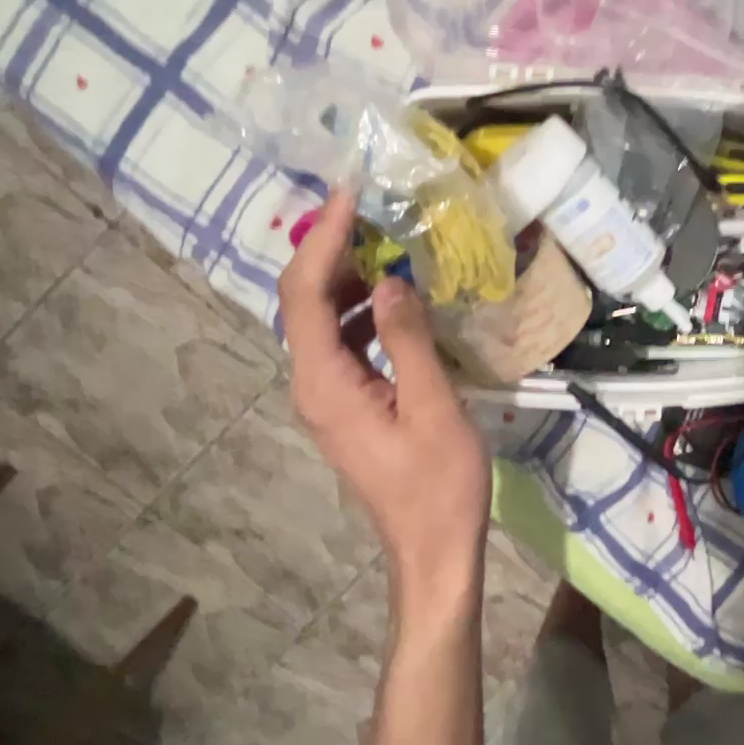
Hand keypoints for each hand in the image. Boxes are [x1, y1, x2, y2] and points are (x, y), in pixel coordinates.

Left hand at [279, 190, 490, 599]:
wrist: (433, 549)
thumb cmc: (439, 485)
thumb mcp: (433, 408)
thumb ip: (409, 341)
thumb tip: (389, 281)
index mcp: (326, 384)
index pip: (305, 296)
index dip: (323, 240)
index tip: (351, 196)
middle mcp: (313, 385)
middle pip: (304, 303)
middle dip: (332, 251)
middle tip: (376, 212)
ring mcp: (328, 398)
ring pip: (323, 323)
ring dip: (350, 281)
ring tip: (391, 246)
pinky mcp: (349, 406)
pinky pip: (344, 345)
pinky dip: (364, 314)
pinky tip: (399, 303)